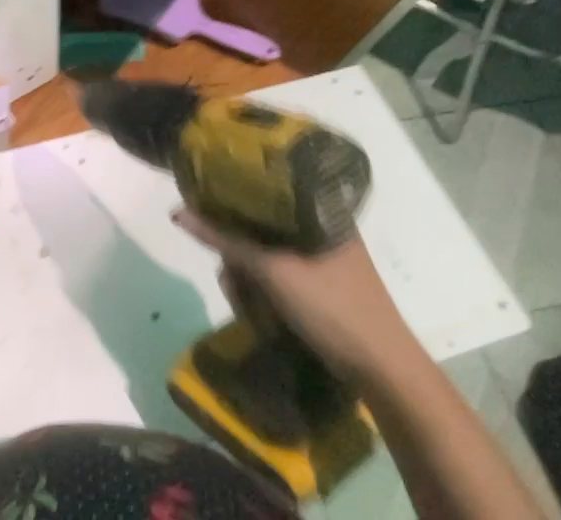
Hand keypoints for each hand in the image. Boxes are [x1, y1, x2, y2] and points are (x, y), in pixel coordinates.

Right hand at [175, 210, 420, 383]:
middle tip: (233, 279)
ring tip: (245, 304)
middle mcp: (322, 230)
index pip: (267, 189)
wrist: (382, 369)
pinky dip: (262, 293)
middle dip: (237, 255)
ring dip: (247, 280)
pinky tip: (256, 313)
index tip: (207, 211)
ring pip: (264, 256)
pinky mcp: (318, 288)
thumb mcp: (273, 271)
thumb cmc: (333, 308)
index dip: (234, 200)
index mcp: (321, 213)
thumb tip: (178, 212)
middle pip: (259, 227)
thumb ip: (225, 240)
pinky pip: (276, 278)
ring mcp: (322, 262)